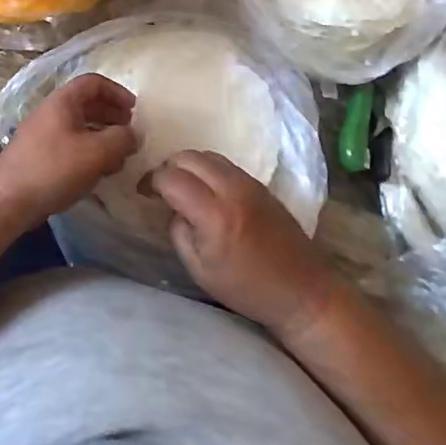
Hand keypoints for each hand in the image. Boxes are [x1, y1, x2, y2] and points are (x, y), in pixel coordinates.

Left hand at [0, 74, 138, 226]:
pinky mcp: (40, 157)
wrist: (6, 200)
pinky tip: (99, 172)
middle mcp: (52, 112)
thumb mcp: (96, 152)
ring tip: (119, 157)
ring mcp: (44, 135)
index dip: (117, 92)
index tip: (134, 111)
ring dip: (103, 137)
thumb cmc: (53, 168)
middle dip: (113, 116)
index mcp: (63, 102)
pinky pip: (71, 146)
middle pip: (88, 104)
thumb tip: (133, 135)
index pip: (94, 83)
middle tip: (130, 133)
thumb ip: (122, 139)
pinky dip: (90, 153)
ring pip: (81, 127)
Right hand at [150, 150, 344, 342]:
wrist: (302, 289)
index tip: (143, 193)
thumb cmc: (247, 289)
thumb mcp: (200, 270)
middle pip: (189, 156)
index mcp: (215, 214)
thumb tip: (172, 208)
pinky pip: (225, 164)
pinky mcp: (261, 184)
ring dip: (189, 165)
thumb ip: (179, 232)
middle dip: (168, 167)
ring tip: (181, 187)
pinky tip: (205, 190)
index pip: (172, 177)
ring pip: (208, 155)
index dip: (151, 181)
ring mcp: (249, 182)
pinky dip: (208, 168)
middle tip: (160, 188)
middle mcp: (232, 189)